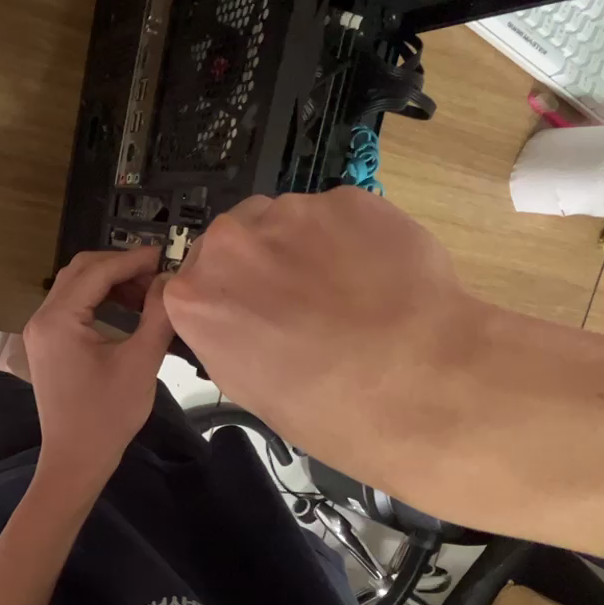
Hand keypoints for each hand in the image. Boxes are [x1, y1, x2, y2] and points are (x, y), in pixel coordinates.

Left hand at [23, 246, 173, 485]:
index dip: (133, 259)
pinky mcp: (47, 345)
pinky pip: (72, 308)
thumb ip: (157, 315)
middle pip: (81, 271)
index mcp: (58, 320)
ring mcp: (41, 332)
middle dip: (120, 267)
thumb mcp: (140, 362)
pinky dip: (99, 301)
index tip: (165, 255)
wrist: (76, 458)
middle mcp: (41, 319)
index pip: (96, 271)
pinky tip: (128, 310)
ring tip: (147, 294)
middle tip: (157, 275)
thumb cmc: (107, 416)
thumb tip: (171, 282)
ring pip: (75, 287)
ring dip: (110, 283)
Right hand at [163, 190, 488, 471]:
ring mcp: (290, 215)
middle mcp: (231, 244)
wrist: (412, 379)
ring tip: (344, 291)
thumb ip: (223, 338)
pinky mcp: (347, 201)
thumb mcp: (245, 388)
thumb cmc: (324, 403)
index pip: (191, 283)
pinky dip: (350, 239)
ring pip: (285, 223)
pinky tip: (374, 276)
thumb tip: (236, 323)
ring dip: (304, 248)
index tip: (246, 313)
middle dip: (258, 266)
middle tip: (298, 303)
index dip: (223, 299)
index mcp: (195, 297)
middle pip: (232, 241)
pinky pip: (337, 216)